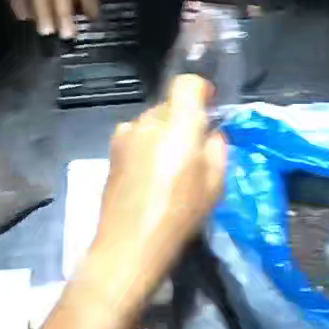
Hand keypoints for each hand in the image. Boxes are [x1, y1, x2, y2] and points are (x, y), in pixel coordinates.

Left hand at [87, 75, 227, 293]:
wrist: (128, 245)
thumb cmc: (178, 216)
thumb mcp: (214, 186)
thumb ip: (217, 150)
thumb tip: (212, 135)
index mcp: (177, 124)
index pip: (187, 83)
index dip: (201, 90)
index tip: (210, 108)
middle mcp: (147, 121)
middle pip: (169, 105)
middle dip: (183, 120)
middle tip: (194, 151)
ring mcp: (124, 136)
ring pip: (151, 124)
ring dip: (162, 136)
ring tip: (170, 170)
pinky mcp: (111, 153)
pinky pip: (135, 139)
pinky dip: (146, 149)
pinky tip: (149, 179)